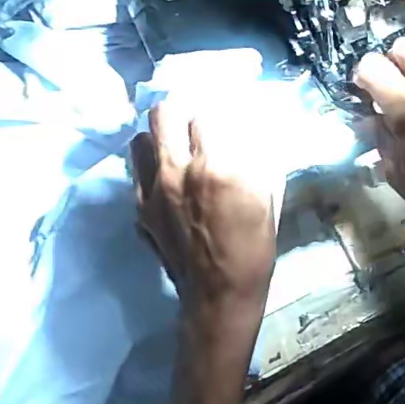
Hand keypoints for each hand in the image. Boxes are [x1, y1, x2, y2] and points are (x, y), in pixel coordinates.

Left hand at [130, 100, 276, 397]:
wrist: (218, 294)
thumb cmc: (254, 246)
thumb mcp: (269, 196)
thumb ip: (257, 158)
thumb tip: (250, 132)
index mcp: (218, 167)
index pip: (205, 113)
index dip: (215, 112)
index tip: (221, 115)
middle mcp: (179, 170)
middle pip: (164, 112)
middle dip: (179, 109)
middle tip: (190, 119)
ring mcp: (153, 189)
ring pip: (140, 138)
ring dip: (157, 136)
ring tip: (172, 144)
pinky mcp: (140, 207)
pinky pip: (135, 170)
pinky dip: (149, 165)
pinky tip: (165, 175)